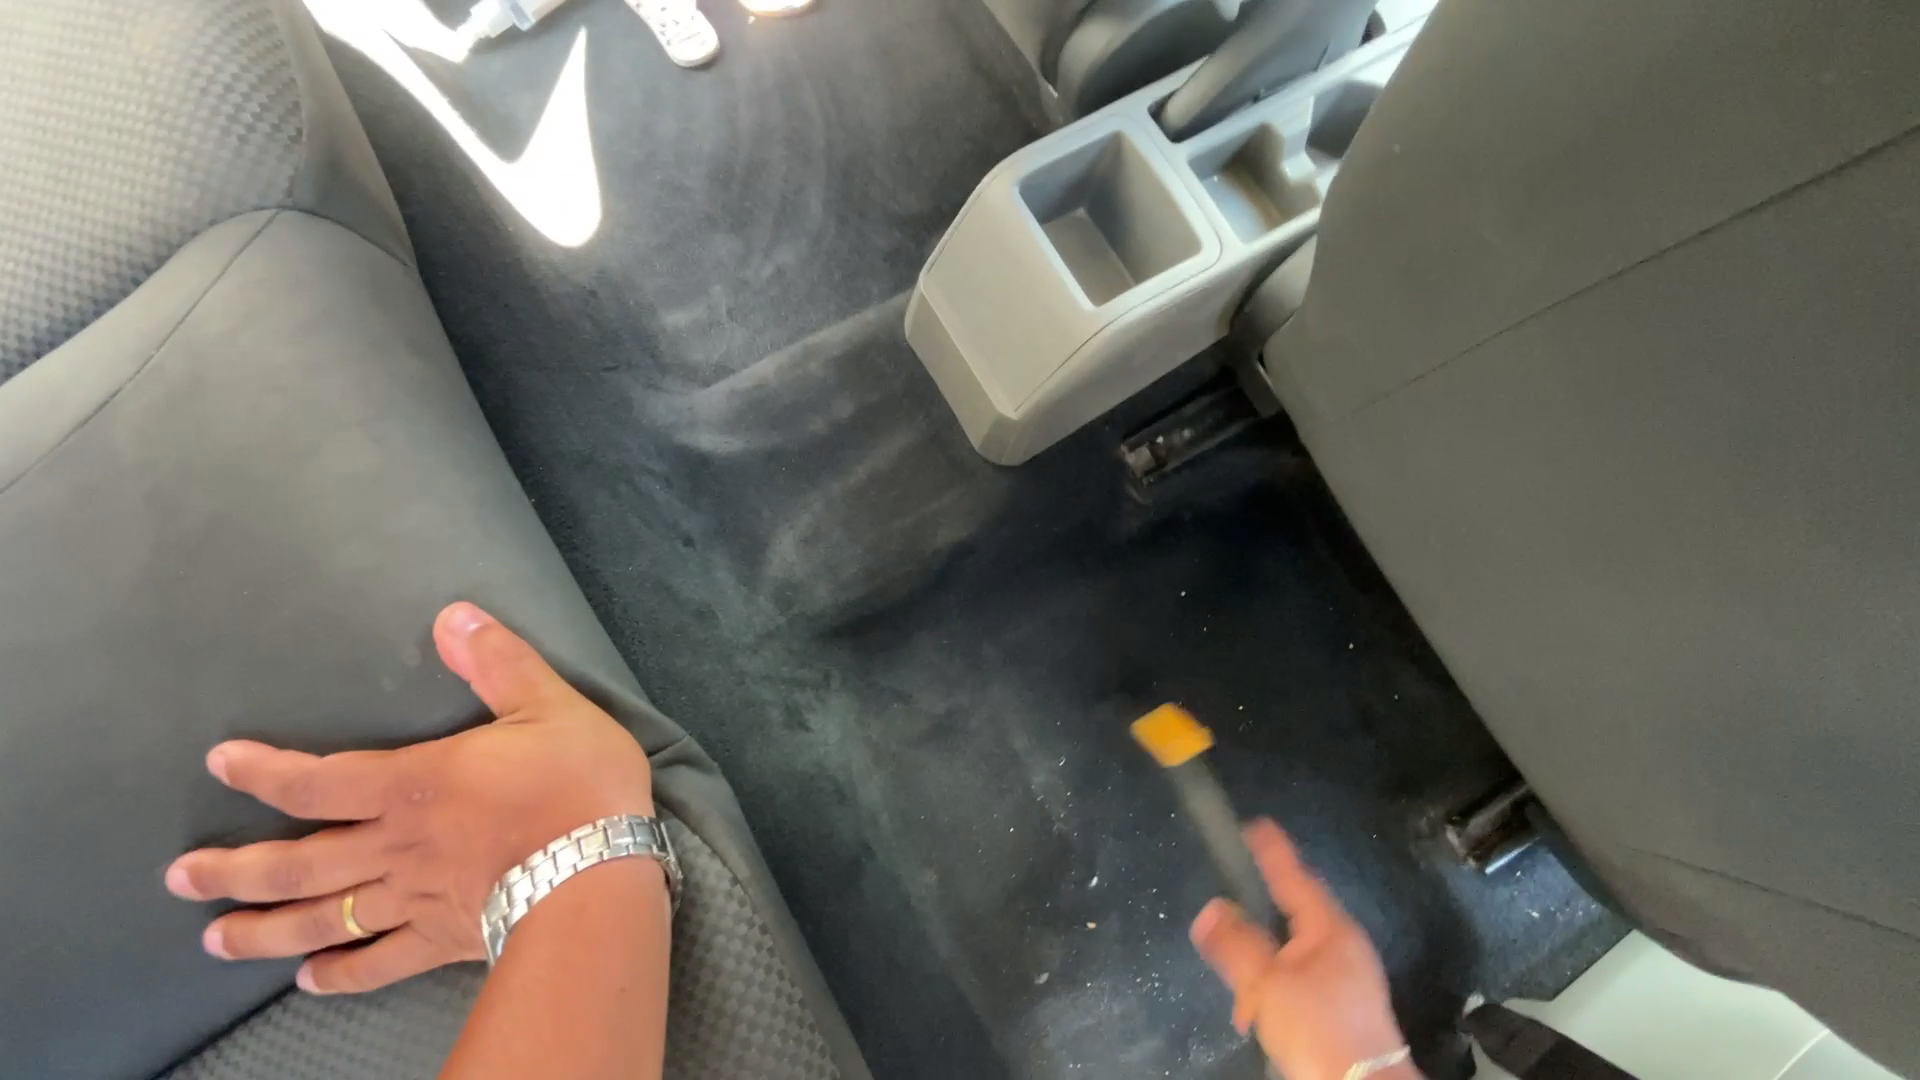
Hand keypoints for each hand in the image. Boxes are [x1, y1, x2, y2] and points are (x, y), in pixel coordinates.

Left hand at [165, 602, 655, 993]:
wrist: (600, 865)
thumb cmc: (576, 779)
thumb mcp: (549, 705)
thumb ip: (498, 663)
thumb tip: (451, 614)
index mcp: (415, 784)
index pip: (319, 779)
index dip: (265, 771)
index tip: (222, 763)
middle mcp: (397, 845)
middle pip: (300, 862)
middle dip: (235, 869)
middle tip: (180, 878)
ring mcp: (416, 898)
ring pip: (325, 916)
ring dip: (265, 928)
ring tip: (215, 938)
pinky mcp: (444, 937)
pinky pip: (380, 963)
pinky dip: (341, 973)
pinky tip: (311, 978)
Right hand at [1189, 819, 1413, 1079]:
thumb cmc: (1319, 1029)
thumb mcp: (1267, 983)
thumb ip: (1235, 944)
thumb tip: (1209, 910)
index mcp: (1329, 928)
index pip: (1293, 875)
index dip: (1271, 850)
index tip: (1254, 824)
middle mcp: (1343, 944)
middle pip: (1295, 909)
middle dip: (1261, 904)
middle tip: (1234, 887)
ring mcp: (1348, 975)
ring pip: (1295, 947)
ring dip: (1264, 953)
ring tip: (1237, 973)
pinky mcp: (1344, 1005)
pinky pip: (1300, 974)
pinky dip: (1274, 979)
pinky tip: (1256, 1006)